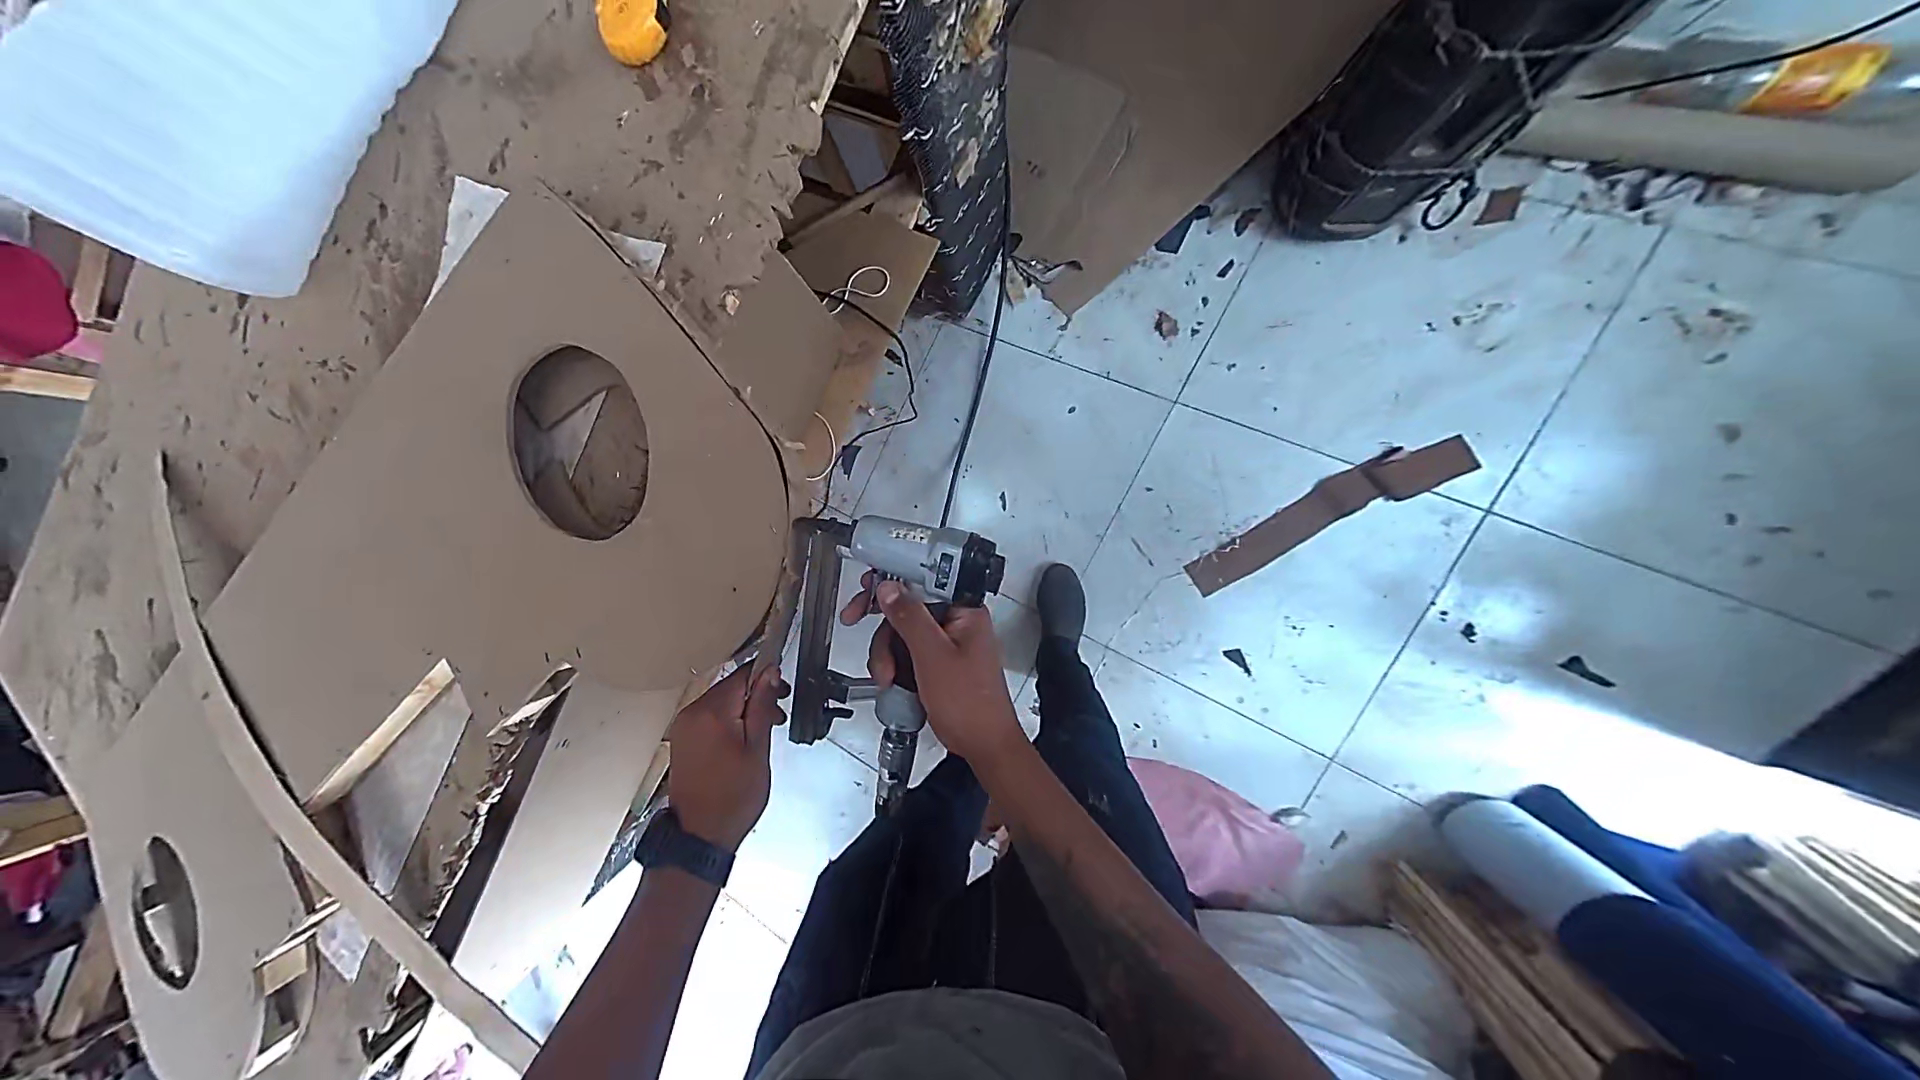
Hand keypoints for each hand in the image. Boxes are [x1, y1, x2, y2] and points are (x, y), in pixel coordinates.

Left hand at [665, 665, 786, 851]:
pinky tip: (744, 738)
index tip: (781, 685)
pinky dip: (729, 720)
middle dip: (756, 695)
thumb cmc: (730, 799)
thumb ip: (763, 705)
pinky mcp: (683, 740)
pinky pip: (710, 717)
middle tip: (777, 711)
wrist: (701, 835)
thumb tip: (769, 675)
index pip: (742, 675)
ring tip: (764, 728)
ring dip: (744, 708)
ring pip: (721, 702)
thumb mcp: (758, 747)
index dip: (766, 677)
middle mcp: (691, 715)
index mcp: (711, 713)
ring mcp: (684, 728)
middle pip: (730, 687)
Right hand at [840, 575, 1025, 763]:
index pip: (925, 581)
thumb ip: (909, 618)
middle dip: (885, 630)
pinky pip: (907, 655)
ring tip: (888, 678)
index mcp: (965, 612)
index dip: (894, 581)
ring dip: (887, 655)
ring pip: (902, 635)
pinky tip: (894, 684)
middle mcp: (956, 624)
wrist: (983, 747)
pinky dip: (895, 667)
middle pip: (908, 610)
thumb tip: (889, 588)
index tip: (867, 583)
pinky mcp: (938, 665)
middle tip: (854, 619)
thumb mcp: (932, 657)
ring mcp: (947, 645)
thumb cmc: (970, 704)